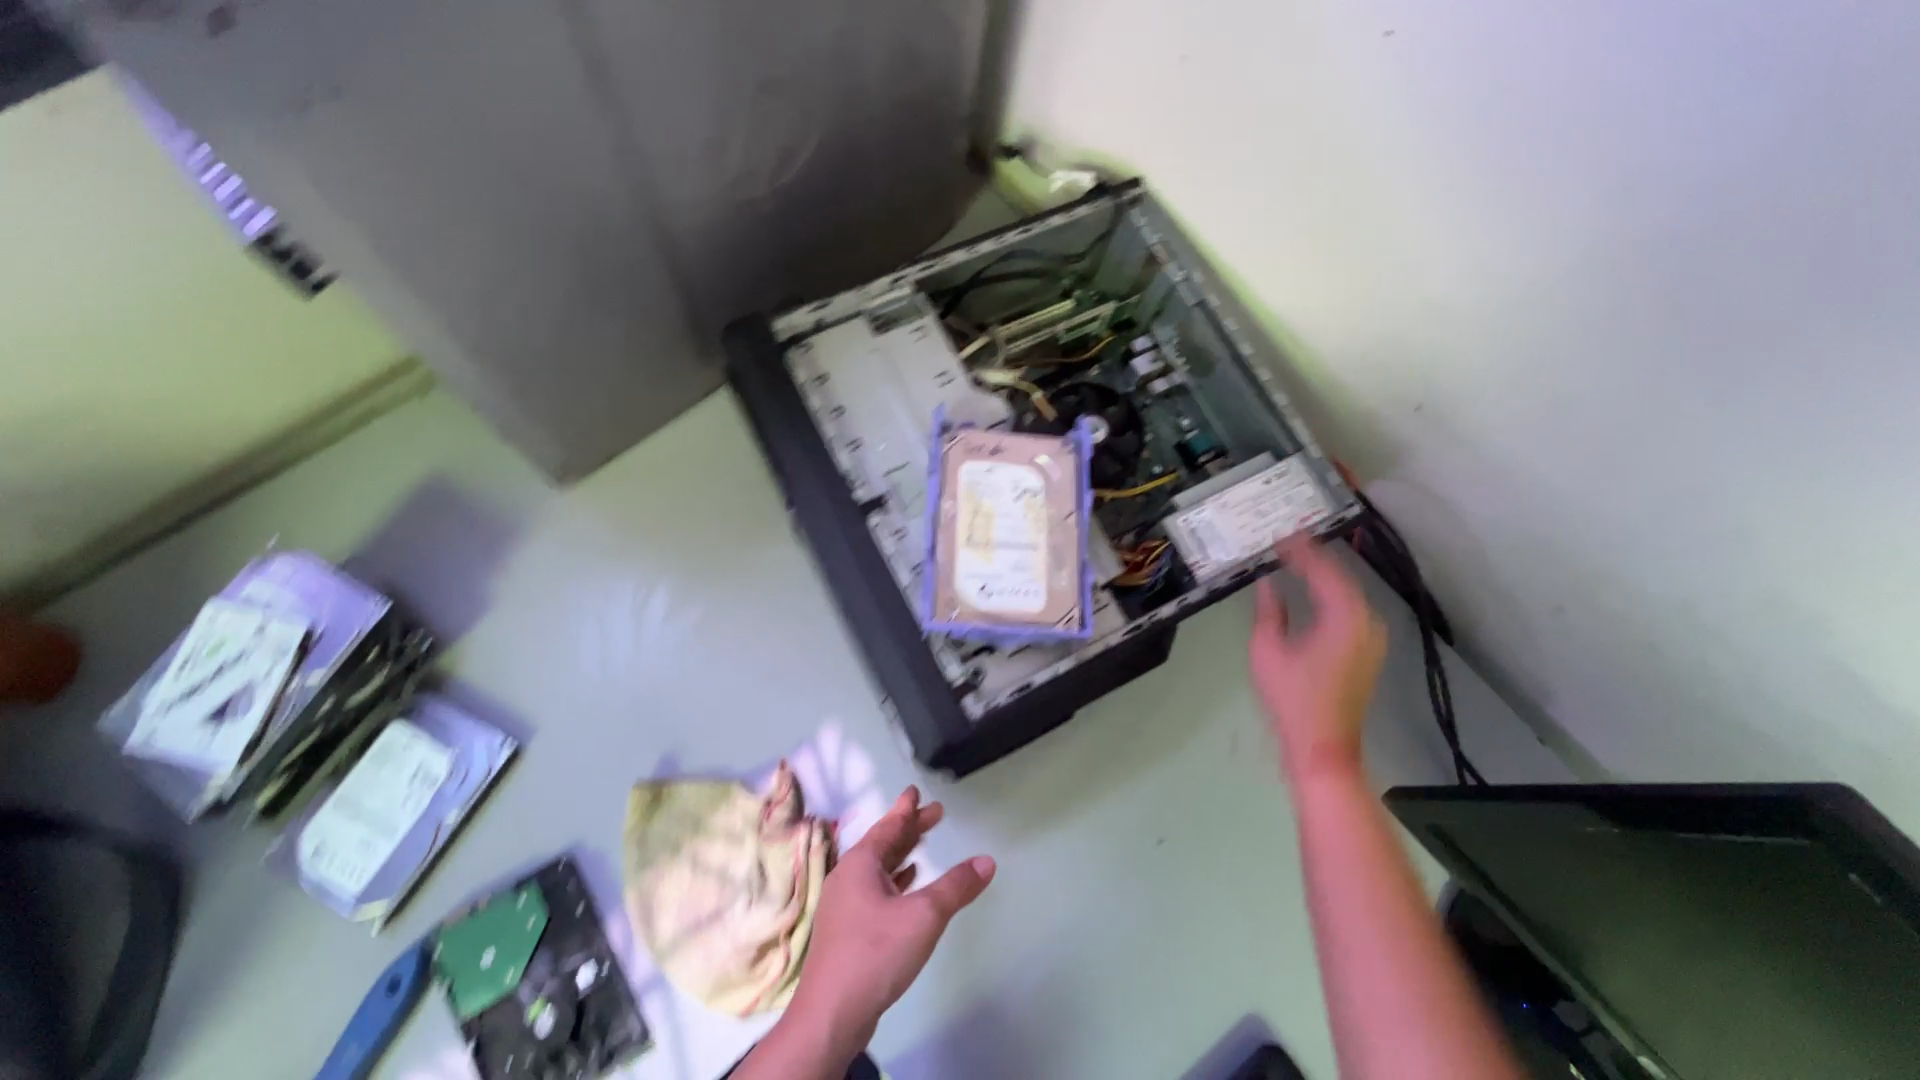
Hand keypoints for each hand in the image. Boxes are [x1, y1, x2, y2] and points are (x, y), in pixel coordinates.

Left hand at [789, 787, 994, 1050]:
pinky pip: (875, 892)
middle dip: (908, 830)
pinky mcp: (848, 932)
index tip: (916, 791)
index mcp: (860, 865)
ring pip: (877, 871)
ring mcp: (845, 907)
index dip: (905, 810)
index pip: (887, 827)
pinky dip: (894, 884)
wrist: (832, 1012)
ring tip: (923, 848)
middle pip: (882, 846)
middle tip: (934, 814)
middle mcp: (848, 879)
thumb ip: (956, 886)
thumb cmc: (875, 952)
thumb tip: (987, 861)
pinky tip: (907, 889)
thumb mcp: (924, 915)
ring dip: (901, 857)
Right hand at [1249, 534, 1386, 781]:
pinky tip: (1311, 593)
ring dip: (1323, 577)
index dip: (1299, 550)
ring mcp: (1372, 637)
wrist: (1322, 746)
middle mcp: (1367, 620)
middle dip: (1313, 559)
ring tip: (1295, 561)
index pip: (1322, 569)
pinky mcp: (1368, 650)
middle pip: (1339, 578)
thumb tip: (1267, 583)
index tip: (1279, 535)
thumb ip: (1269, 610)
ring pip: (1346, 594)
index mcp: (1345, 615)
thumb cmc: (1292, 698)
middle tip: (1285, 543)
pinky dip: (1330, 597)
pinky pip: (1350, 610)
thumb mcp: (1268, 649)